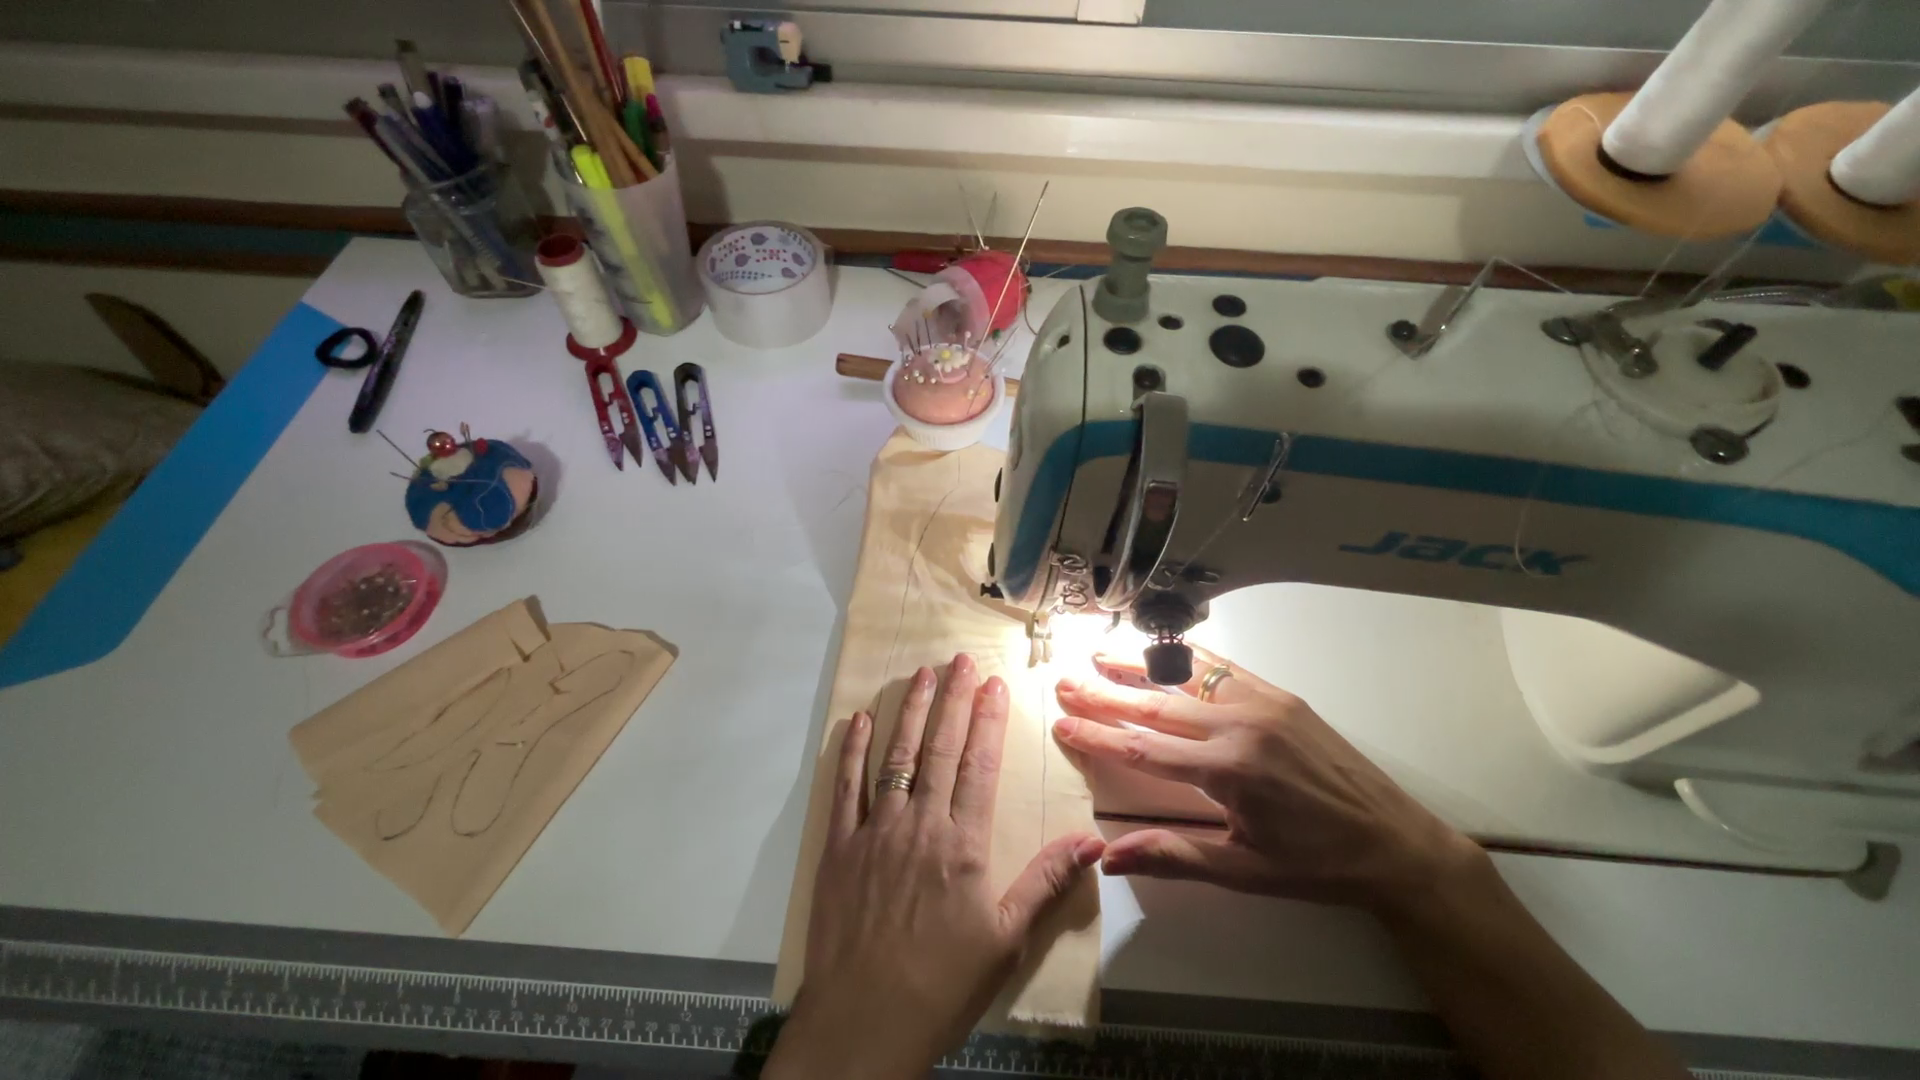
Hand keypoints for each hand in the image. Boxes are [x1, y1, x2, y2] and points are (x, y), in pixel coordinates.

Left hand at [767, 654, 1104, 1079]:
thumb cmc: (943, 983)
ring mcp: (876, 832)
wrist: (864, 1019)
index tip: (994, 683)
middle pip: (941, 749)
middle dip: (953, 700)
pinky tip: (859, 720)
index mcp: (964, 845)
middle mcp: (920, 825)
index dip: (988, 720)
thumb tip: (1093, 841)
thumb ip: (1045, 883)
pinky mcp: (840, 847)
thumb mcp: (1005, 939)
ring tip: (922, 674)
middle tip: (961, 659)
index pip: (980, 766)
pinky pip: (845, 787)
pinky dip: (851, 751)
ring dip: (911, 712)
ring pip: (897, 757)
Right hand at [1052, 646, 1479, 916]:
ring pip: (1186, 676)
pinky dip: (1186, 657)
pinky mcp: (1282, 696)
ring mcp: (1263, 704)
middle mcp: (1240, 727)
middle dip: (1104, 693)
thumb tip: (1107, 858)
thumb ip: (1173, 856)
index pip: (1143, 748)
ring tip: (1099, 652)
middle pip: (1155, 704)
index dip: (1097, 734)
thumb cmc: (1315, 866)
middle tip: (1064, 681)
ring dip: (1138, 664)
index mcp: (1227, 773)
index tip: (1062, 722)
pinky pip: (1224, 668)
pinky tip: (1162, 649)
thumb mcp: (1242, 871)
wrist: (1394, 843)